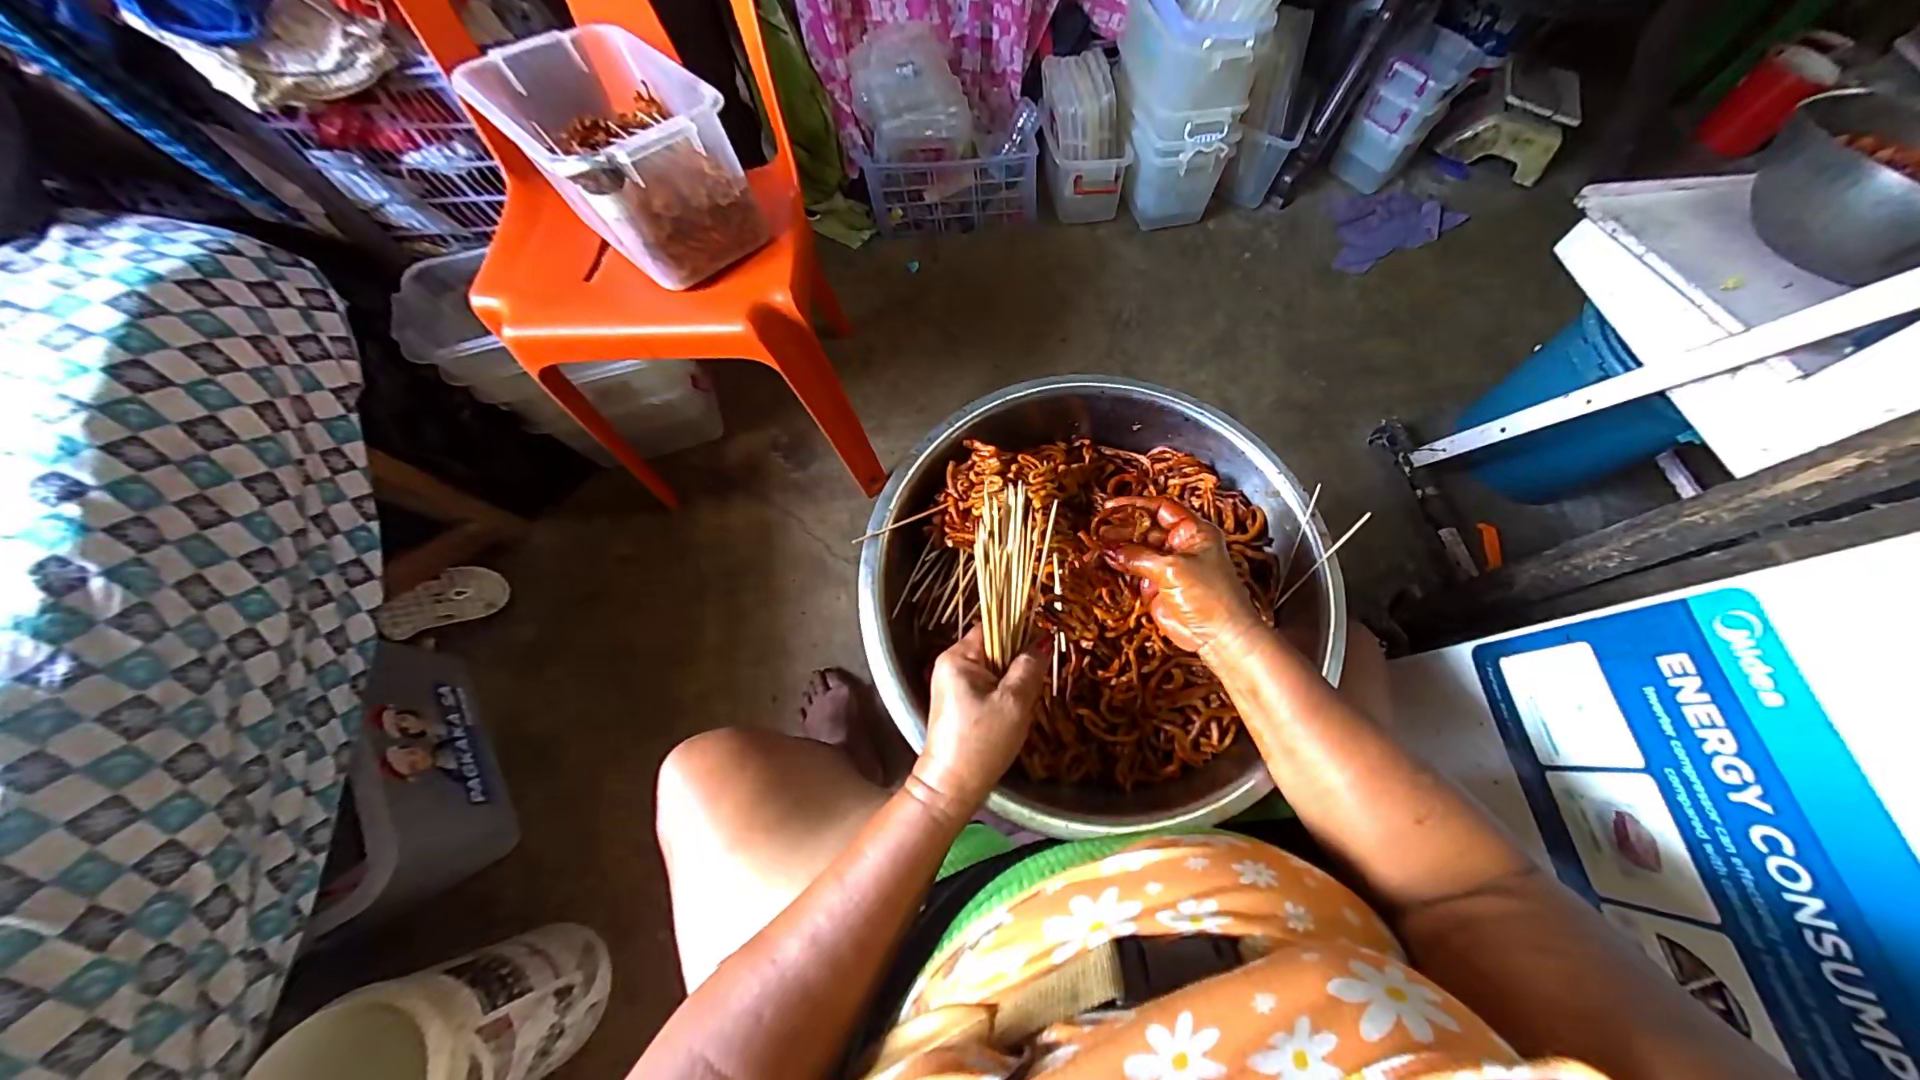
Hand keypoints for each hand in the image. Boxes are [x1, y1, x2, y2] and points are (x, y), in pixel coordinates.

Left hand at [911, 626, 1045, 821]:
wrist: (950, 787)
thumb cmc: (981, 743)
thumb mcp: (1014, 703)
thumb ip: (1029, 667)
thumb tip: (1044, 639)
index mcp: (958, 657)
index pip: (993, 626)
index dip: (1020, 630)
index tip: (1045, 643)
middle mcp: (950, 664)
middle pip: (994, 646)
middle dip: (1019, 660)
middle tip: (1037, 679)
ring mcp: (953, 683)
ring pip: (994, 667)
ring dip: (1014, 679)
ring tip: (1027, 699)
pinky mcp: (958, 702)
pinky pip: (988, 684)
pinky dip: (1004, 693)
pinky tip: (1015, 711)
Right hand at [1099, 495, 1265, 654]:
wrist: (1218, 637)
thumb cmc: (1207, 595)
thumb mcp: (1172, 568)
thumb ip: (1138, 556)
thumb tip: (1109, 549)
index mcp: (1193, 532)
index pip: (1161, 509)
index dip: (1136, 505)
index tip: (1111, 507)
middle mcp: (1180, 546)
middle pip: (1145, 529)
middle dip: (1121, 529)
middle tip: (1098, 531)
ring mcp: (1167, 567)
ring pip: (1136, 551)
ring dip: (1117, 549)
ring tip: (1095, 547)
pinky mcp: (1157, 587)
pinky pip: (1133, 573)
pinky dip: (1118, 569)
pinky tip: (1101, 563)